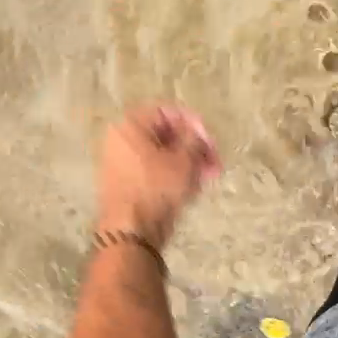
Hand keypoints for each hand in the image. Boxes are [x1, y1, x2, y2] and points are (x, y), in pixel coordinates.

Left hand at [95, 103, 221, 243]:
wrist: (132, 226)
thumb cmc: (157, 188)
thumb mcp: (184, 161)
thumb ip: (194, 141)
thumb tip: (197, 133)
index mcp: (130, 125)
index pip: (167, 112)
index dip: (194, 124)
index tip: (212, 141)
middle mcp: (122, 137)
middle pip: (165, 133)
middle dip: (194, 146)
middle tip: (215, 162)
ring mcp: (123, 159)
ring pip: (163, 152)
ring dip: (189, 161)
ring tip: (209, 177)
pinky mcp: (129, 179)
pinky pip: (156, 168)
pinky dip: (176, 173)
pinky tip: (193, 186)